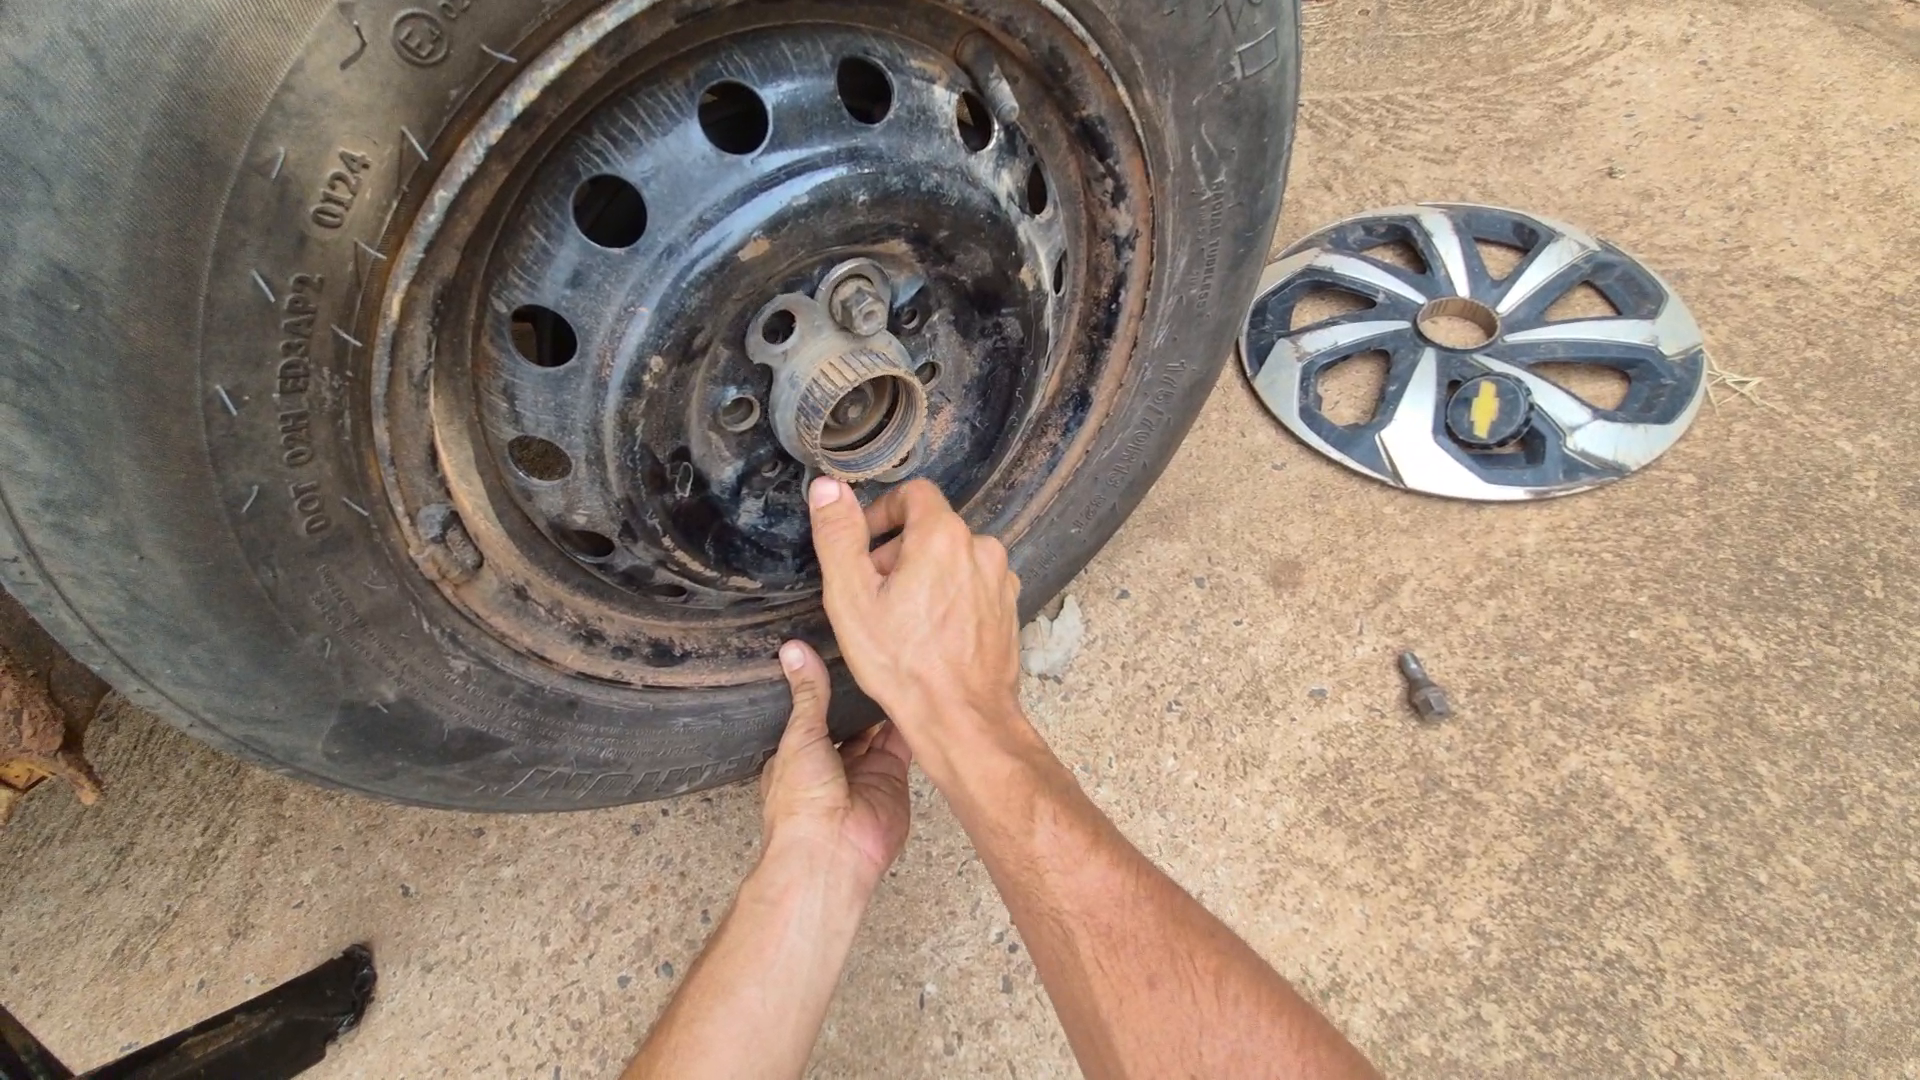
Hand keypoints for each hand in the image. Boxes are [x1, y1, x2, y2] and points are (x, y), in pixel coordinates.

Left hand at [758, 639, 911, 887]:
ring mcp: (865, 773)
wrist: (832, 850)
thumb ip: (807, 694)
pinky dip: (909, 724)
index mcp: (800, 757)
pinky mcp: (893, 780)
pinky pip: (903, 746)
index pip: (814, 716)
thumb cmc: (801, 803)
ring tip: (897, 667)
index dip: (825, 691)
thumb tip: (793, 650)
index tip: (837, 656)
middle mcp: (833, 765)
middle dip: (859, 698)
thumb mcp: (800, 734)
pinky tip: (915, 695)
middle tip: (874, 657)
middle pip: (850, 723)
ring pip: (879, 731)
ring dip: (885, 708)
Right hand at [806, 475, 1029, 784]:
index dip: (883, 512)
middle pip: (933, 528)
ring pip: (954, 558)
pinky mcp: (1008, 607)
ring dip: (926, 574)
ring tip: (902, 617)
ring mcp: (1001, 579)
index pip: (914, 494)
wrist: (962, 718)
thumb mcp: (852, 597)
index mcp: (943, 535)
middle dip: (900, 550)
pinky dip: (951, 595)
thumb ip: (839, 535)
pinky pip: (973, 585)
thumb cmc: (903, 662)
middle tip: (874, 592)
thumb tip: (827, 488)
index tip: (865, 546)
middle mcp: (981, 548)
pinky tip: (932, 632)